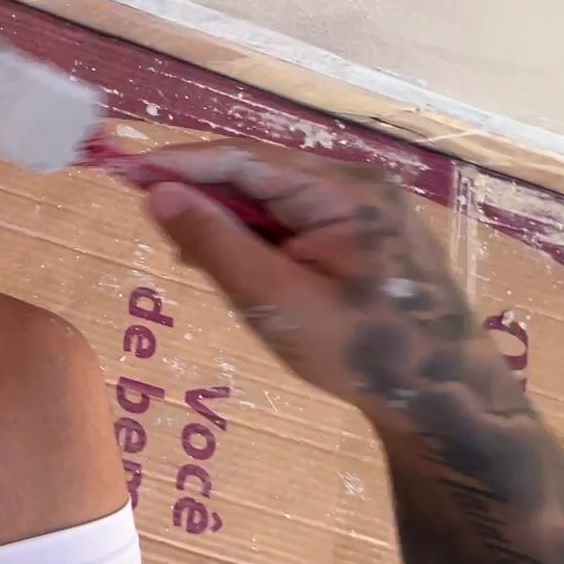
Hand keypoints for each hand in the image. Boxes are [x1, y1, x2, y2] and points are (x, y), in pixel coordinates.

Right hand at [136, 139, 524, 425]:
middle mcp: (351, 185)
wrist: (445, 405)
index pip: (238, 158)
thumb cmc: (358, 350)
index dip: (173, 162)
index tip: (118, 167)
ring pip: (257, 194)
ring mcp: (355, 206)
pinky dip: (241, 233)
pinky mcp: (350, 229)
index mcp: (343, 191)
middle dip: (194, 193)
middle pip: (247, 171)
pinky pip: (276, 215)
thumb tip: (154, 192)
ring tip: (190, 256)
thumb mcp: (270, 296)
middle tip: (146, 215)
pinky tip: (224, 261)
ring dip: (216, 218)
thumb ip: (209, 239)